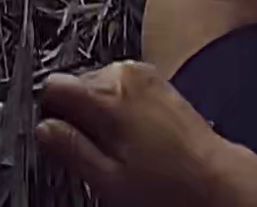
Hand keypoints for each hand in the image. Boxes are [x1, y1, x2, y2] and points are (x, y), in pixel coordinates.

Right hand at [31, 63, 239, 206]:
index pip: (55, 85)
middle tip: (91, 149)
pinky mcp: (153, 76)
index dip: (50, 111)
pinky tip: (132, 132)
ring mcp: (140, 72)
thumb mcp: (109, 180)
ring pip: (99, 82)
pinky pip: (120, 82)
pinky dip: (117, 101)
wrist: (213, 177)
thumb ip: (72, 149)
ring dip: (97, 107)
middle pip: (77, 82)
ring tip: (116, 144)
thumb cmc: (167, 184)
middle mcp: (122, 74)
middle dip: (76, 111)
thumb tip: (44, 129)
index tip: (54, 133)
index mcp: (107, 95)